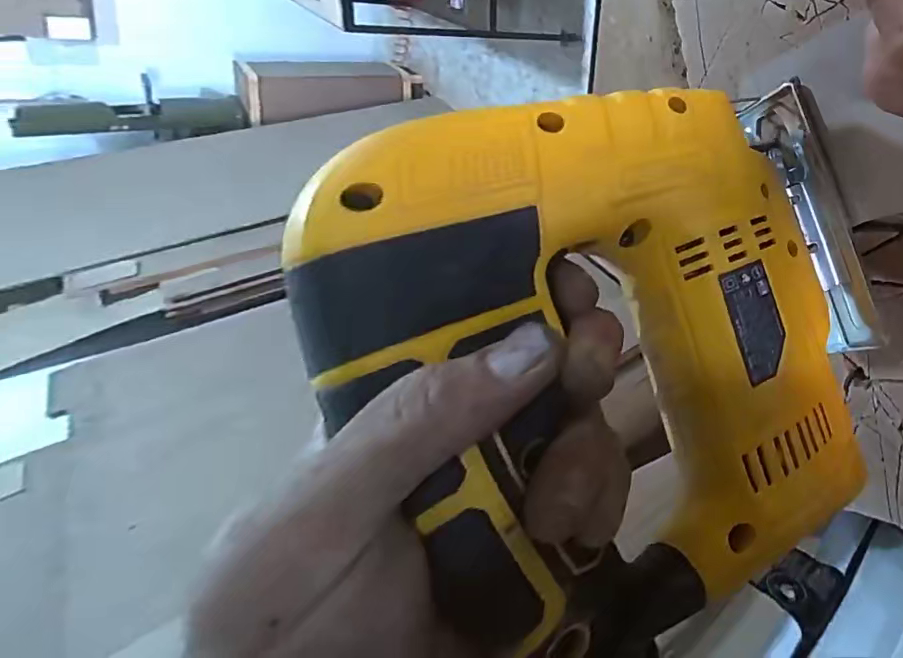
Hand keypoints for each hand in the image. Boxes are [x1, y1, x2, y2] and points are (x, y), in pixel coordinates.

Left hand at [185, 259, 629, 657]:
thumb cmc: (289, 622)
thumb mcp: (313, 521)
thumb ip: (406, 427)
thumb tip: (538, 342)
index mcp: (412, 397)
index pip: (478, 310)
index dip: (533, 283)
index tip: (570, 289)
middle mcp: (478, 416)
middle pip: (559, 348)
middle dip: (587, 355)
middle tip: (584, 383)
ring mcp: (526, 462)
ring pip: (592, 412)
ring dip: (590, 457)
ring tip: (555, 520)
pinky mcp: (562, 508)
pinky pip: (609, 474)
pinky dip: (605, 499)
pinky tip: (577, 538)